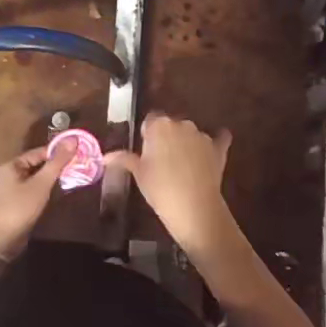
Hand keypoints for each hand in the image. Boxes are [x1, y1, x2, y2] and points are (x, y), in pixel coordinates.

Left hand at [0, 139, 76, 257]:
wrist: (2, 240)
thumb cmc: (20, 208)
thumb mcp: (41, 184)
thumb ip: (57, 162)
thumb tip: (72, 140)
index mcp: (12, 164)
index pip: (40, 152)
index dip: (59, 152)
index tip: (78, 154)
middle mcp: (10, 173)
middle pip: (38, 164)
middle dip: (57, 166)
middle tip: (80, 167)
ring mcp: (12, 188)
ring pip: (37, 177)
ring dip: (53, 179)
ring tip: (74, 178)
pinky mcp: (16, 201)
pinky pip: (34, 189)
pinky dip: (46, 189)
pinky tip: (60, 193)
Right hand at [105, 114, 236, 252]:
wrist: (192, 206)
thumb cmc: (159, 188)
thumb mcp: (138, 174)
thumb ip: (124, 159)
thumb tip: (106, 157)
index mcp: (159, 125)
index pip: (150, 120)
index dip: (147, 134)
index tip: (146, 149)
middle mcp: (181, 124)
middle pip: (171, 125)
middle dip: (166, 138)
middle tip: (160, 161)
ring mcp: (202, 135)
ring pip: (191, 133)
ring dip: (186, 143)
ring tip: (181, 166)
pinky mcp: (219, 148)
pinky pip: (219, 138)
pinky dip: (215, 142)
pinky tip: (211, 152)